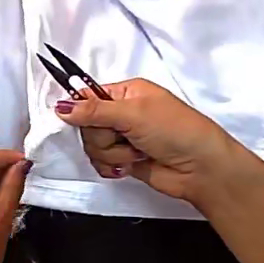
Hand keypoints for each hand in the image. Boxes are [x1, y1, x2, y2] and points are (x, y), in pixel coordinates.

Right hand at [55, 79, 263, 206]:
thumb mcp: (134, 114)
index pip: (88, 97)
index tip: (81, 119)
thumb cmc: (177, 131)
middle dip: (103, 137)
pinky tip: (132, 165)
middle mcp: (123, 114)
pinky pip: (99, 163)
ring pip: (92, 146)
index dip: (82, 110)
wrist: (201, 169)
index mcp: (127, 93)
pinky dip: (112, 167)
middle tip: (125, 137)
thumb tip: (61, 106)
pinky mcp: (123, 160)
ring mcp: (123, 138)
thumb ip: (94, 111)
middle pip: (86, 125)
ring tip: (136, 152)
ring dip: (112, 153)